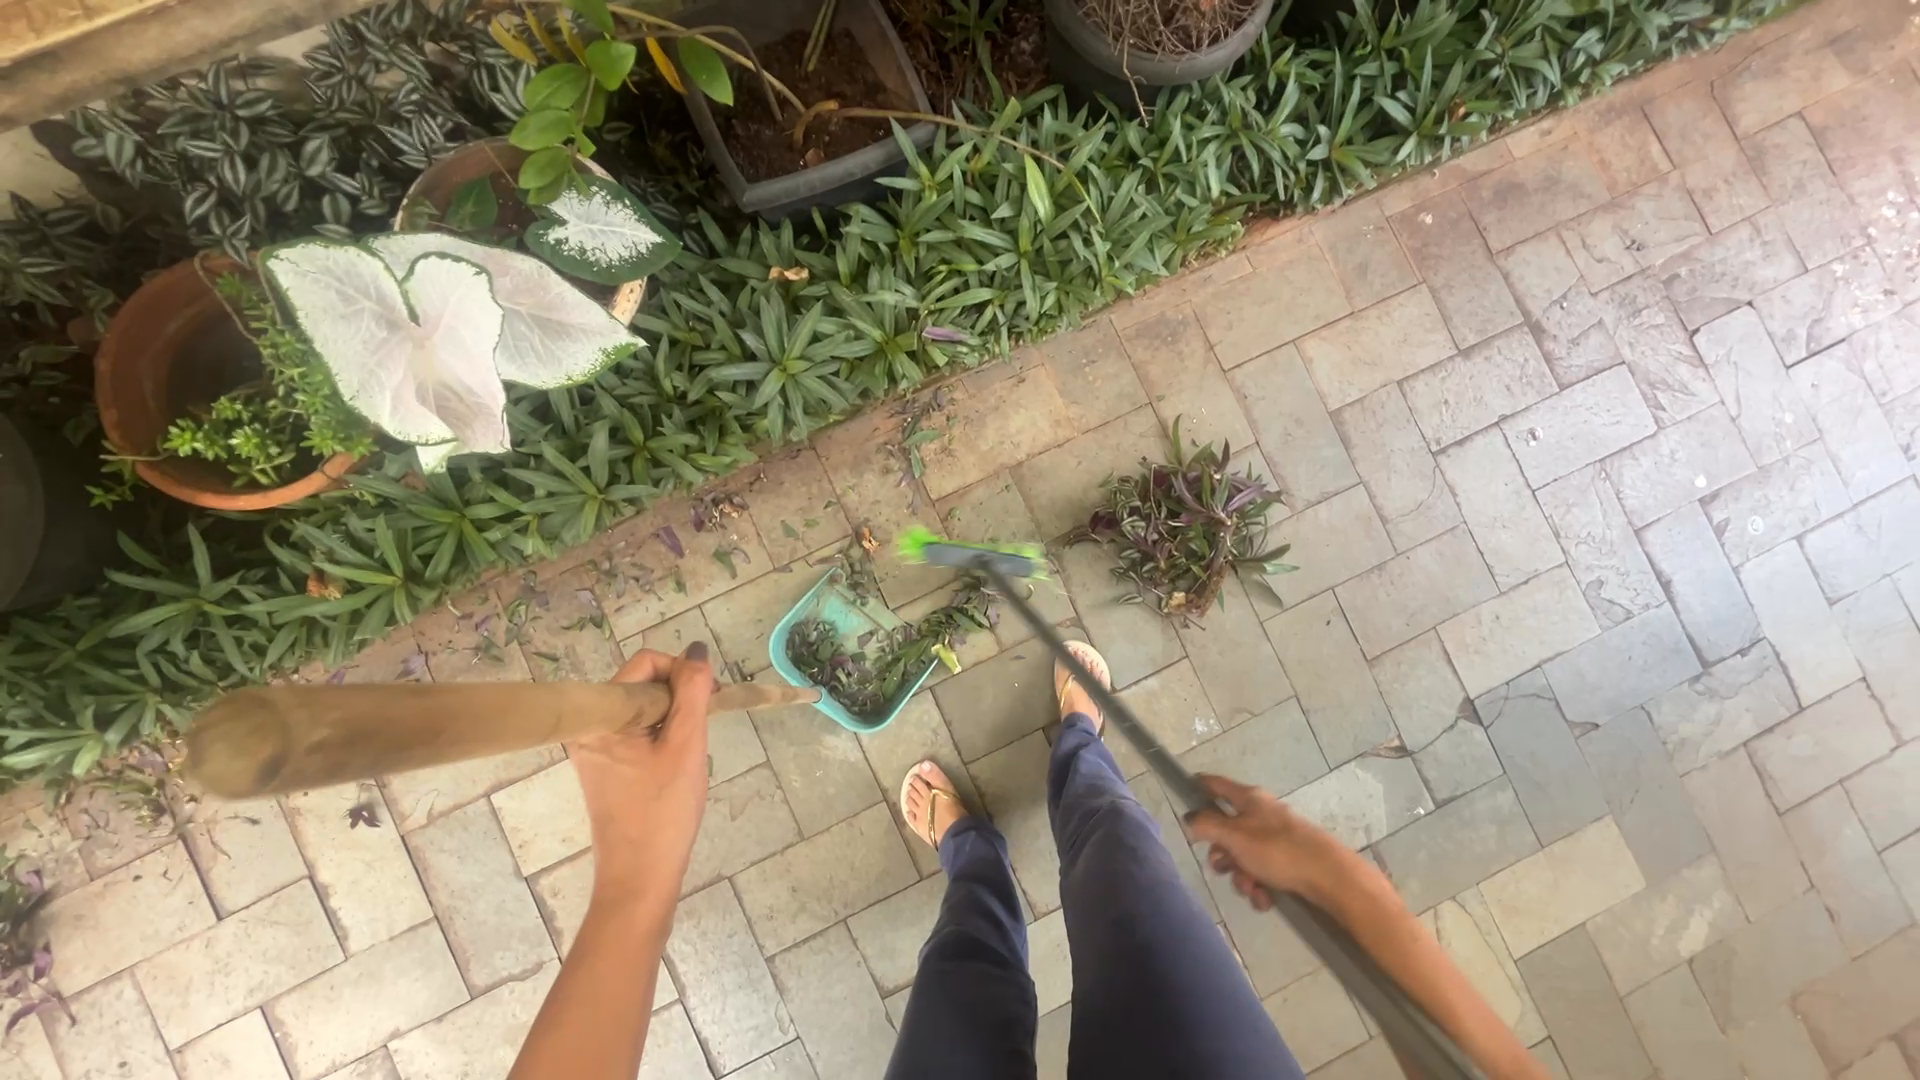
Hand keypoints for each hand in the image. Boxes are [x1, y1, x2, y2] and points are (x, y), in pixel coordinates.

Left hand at [569, 644, 714, 912]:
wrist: (641, 876)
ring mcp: (595, 747)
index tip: (709, 699)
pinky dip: (664, 734)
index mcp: (600, 718)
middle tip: (705, 723)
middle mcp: (589, 727)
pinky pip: (639, 730)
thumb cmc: (664, 809)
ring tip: (692, 747)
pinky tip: (678, 760)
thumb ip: (693, 690)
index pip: (645, 663)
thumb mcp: (687, 743)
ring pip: (644, 707)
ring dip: (675, 716)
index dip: (681, 672)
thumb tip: (697, 650)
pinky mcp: (605, 765)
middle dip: (680, 695)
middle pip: (643, 684)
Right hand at [1184, 773, 1346, 910]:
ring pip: (1244, 855)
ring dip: (1242, 876)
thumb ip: (1206, 825)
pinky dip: (1260, 886)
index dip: (1198, 787)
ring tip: (1251, 890)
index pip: (1215, 784)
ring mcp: (1277, 837)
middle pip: (1227, 829)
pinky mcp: (1291, 860)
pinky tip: (1265, 899)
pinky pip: (1264, 871)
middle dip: (1222, 854)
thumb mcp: (1234, 836)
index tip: (1184, 796)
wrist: (1330, 876)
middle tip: (1222, 869)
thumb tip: (1189, 818)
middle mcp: (1262, 813)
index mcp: (1248, 799)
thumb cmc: (1277, 850)